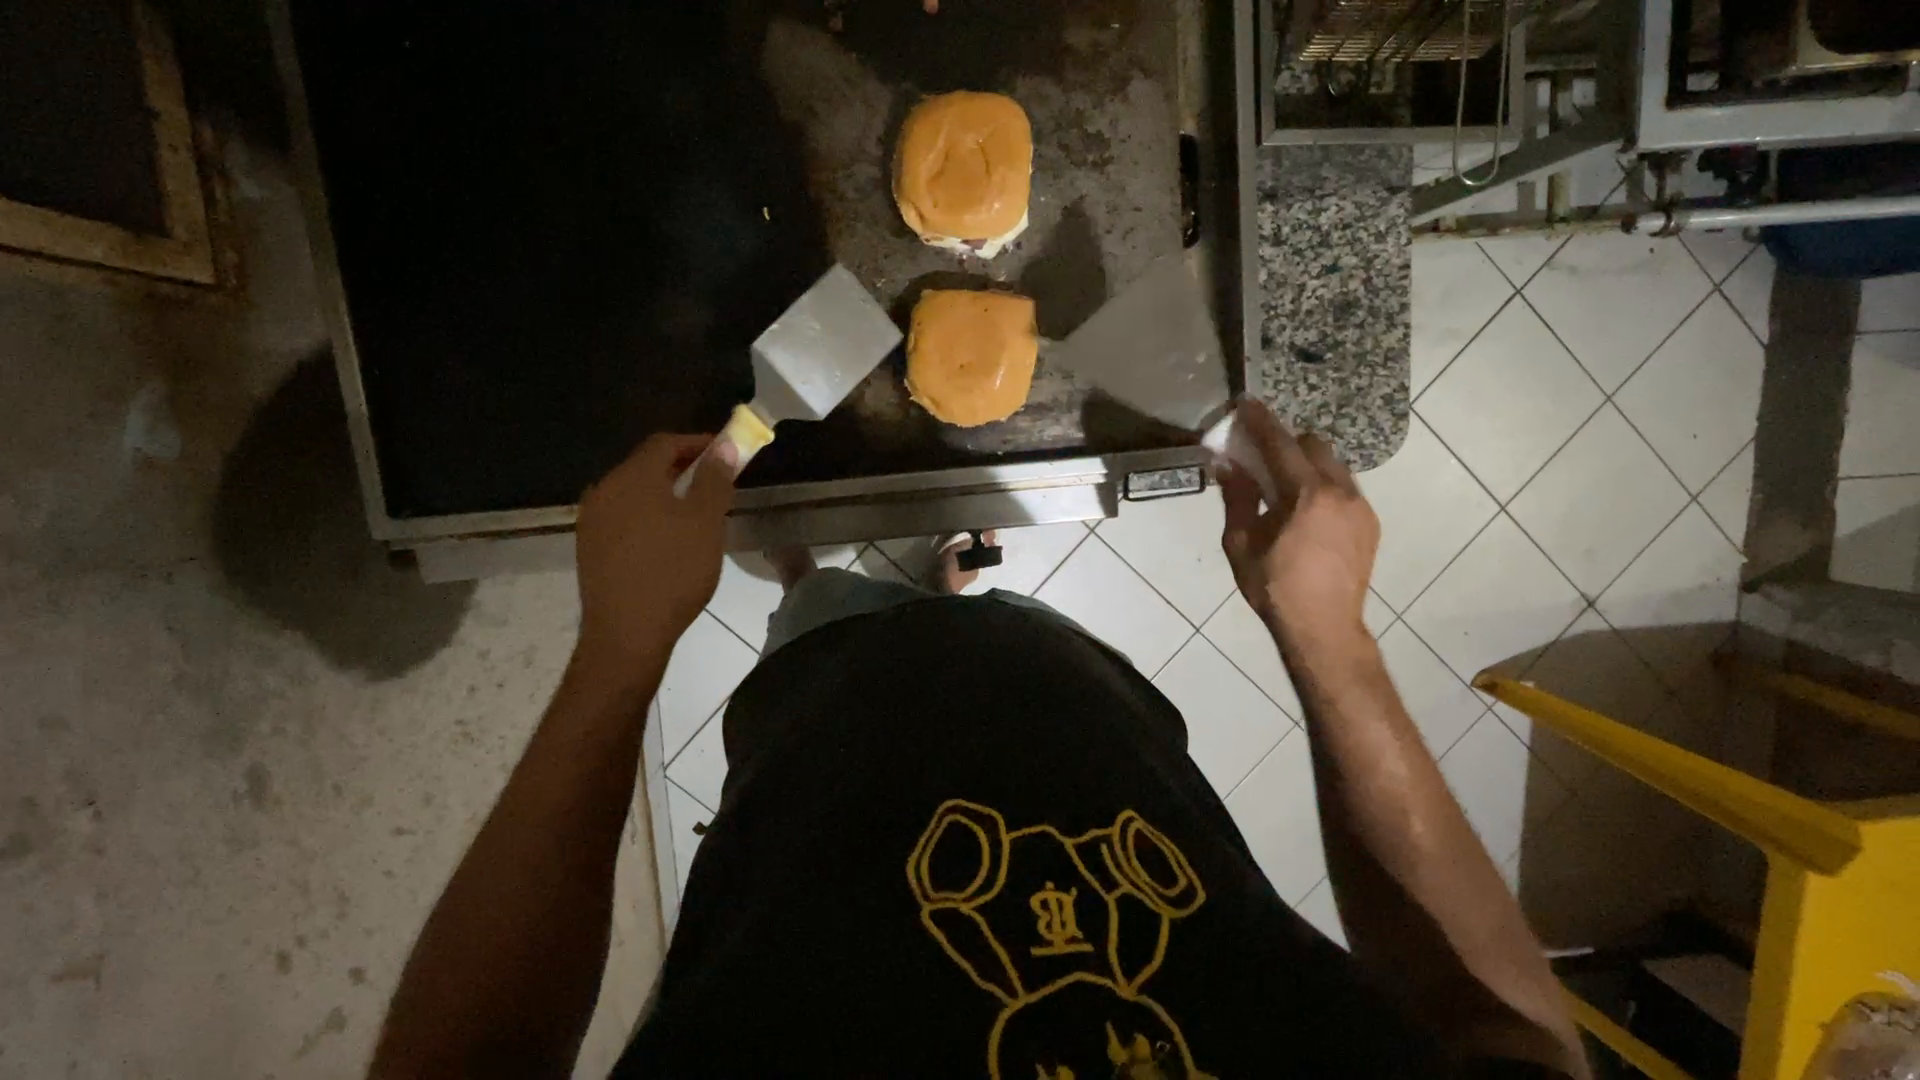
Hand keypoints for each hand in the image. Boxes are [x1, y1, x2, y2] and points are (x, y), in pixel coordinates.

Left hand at [574, 434, 737, 675]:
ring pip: (634, 494)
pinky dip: (648, 517)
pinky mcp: (589, 548)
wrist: (626, 634)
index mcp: (631, 477)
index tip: (727, 454)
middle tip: (716, 485)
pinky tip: (668, 542)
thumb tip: (724, 446)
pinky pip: (624, 518)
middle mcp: (604, 490)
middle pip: (646, 466)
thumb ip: (715, 478)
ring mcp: (591, 521)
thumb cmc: (673, 572)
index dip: (699, 443)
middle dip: (683, 469)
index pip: (665, 443)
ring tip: (695, 516)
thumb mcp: (706, 522)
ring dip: (665, 495)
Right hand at [1217, 400, 1379, 653]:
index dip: (1260, 422)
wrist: (1323, 628)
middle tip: (1260, 454)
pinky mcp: (1369, 524)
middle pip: (1314, 445)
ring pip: (1334, 466)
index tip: (1245, 403)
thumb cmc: (1274, 587)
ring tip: (1282, 485)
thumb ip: (1238, 498)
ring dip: (1306, 464)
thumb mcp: (1242, 543)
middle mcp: (1341, 492)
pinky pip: (1344, 489)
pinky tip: (1304, 510)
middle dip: (1286, 442)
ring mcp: (1361, 508)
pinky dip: (1322, 486)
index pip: (1280, 445)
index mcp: (1306, 495)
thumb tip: (1227, 464)